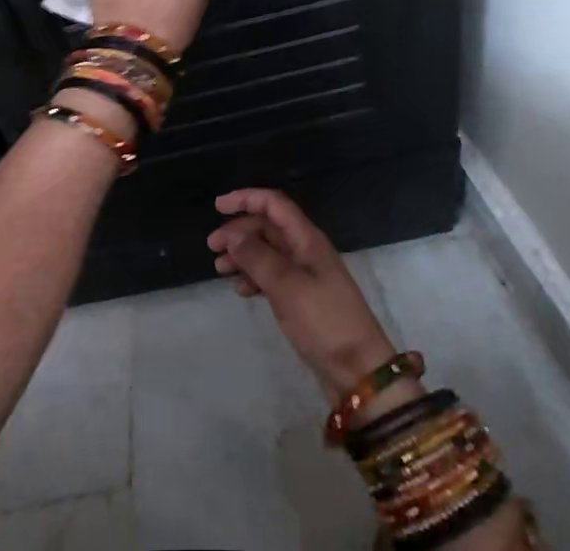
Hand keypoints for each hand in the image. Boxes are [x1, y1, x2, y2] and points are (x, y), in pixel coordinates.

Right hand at [207, 188, 395, 401]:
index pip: (274, 205)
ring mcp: (304, 275)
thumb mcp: (287, 286)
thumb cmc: (324, 321)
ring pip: (266, 252)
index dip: (246, 199)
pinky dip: (254, 277)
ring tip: (220, 269)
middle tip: (212, 247)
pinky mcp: (301, 298)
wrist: (358, 370)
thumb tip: (232, 235)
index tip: (217, 206)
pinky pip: (271, 276)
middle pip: (267, 227)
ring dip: (242, 255)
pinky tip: (242, 291)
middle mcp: (305, 251)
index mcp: (307, 240)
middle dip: (238, 231)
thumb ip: (257, 257)